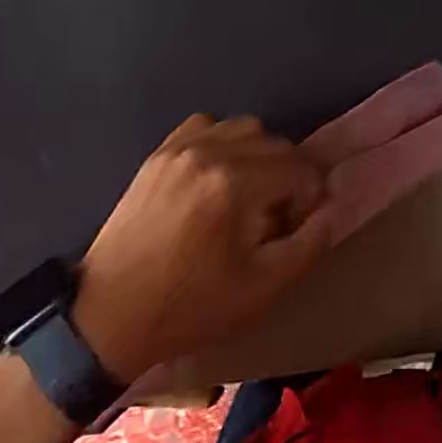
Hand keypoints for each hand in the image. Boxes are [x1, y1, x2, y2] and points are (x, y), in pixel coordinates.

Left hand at [72, 114, 334, 380]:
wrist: (109, 316)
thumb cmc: (192, 306)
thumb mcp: (263, 288)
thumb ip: (309, 243)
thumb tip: (332, 207)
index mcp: (236, 185)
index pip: (299, 168)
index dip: (309, 197)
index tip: (295, 226)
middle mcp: (210, 153)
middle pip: (276, 144)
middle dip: (287, 177)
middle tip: (274, 216)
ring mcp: (180, 149)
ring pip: (244, 128)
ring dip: (258, 155)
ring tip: (247, 193)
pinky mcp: (159, 153)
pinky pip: (207, 126)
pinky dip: (222, 142)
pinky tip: (216, 176)